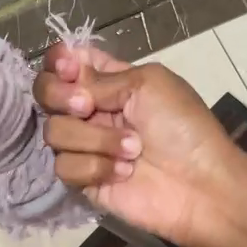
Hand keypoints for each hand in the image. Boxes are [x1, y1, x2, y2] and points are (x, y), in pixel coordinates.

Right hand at [35, 43, 246, 246]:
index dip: (58, 61)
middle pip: (45, 92)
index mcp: (109, 81)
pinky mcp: (84, 179)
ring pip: (54, 132)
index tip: (68, 68)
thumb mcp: (148, 83)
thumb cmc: (182, 126)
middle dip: (61, 96)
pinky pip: (64, 166)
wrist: (200, 186)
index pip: (65, 62)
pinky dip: (96, 167)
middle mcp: (91, 109)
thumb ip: (102, 78)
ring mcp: (85, 145)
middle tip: (87, 106)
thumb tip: (70, 83)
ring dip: (95, 139)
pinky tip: (123, 172)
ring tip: (132, 150)